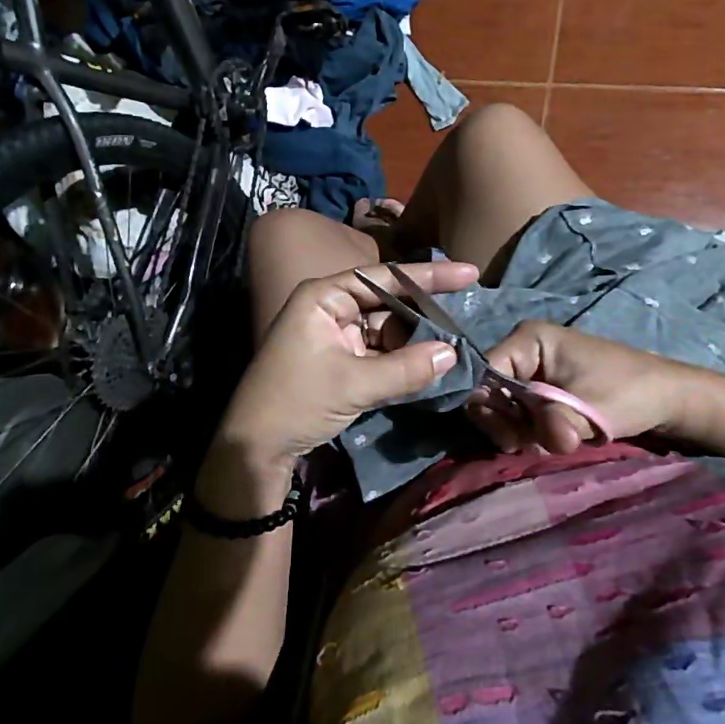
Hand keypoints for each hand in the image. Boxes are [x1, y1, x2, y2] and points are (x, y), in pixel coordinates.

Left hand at [216, 260, 479, 470]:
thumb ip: (405, 369)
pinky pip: (382, 354)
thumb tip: (453, 353)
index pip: (383, 278)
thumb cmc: (294, 402)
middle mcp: (331, 310)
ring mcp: (337, 337)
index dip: (428, 275)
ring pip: (389, 331)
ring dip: (417, 343)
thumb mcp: (352, 384)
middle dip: (425, 314)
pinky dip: (404, 362)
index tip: (469, 273)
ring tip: (455, 350)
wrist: (255, 450)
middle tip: (465, 320)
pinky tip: (432, 368)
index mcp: (324, 298)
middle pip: (389, 303)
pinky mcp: (342, 363)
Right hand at [468, 320, 702, 454]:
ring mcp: (534, 370)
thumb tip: (541, 441)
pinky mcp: (545, 389)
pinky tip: (550, 440)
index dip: (491, 408)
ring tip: (547, 442)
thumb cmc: (630, 391)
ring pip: (504, 406)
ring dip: (520, 431)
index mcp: (529, 339)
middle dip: (506, 423)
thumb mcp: (590, 408)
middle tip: (528, 445)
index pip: (485, 374)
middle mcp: (525, 350)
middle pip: (490, 392)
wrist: (669, 400)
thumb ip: (557, 422)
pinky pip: (521, 412)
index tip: (514, 439)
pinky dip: (531, 431)